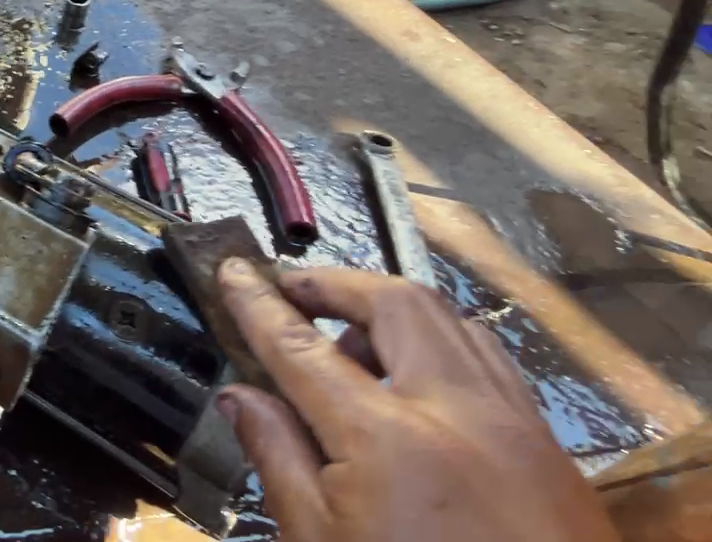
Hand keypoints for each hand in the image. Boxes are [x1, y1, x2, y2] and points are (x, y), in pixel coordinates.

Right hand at [215, 260, 618, 541]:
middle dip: (332, 283)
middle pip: (393, 303)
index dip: (257, 302)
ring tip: (345, 338)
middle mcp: (459, 415)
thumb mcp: (320, 541)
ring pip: (450, 321)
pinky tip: (407, 377)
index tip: (232, 270)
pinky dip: (435, 342)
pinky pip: (488, 361)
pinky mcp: (553, 453)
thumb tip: (239, 396)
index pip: (301, 345)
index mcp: (389, 441)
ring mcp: (518, 429)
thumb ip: (276, 455)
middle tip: (288, 292)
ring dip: (386, 309)